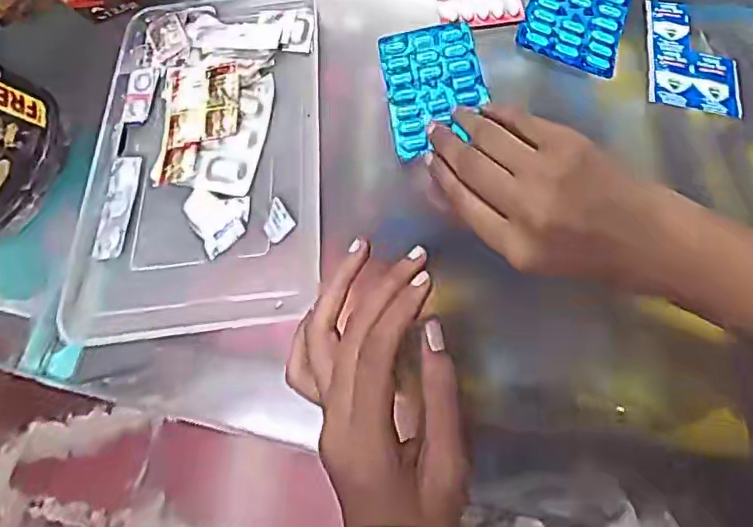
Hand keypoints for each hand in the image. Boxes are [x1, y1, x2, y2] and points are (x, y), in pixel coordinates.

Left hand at [296, 243, 466, 526]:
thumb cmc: (425, 517)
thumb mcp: (448, 465)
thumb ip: (440, 396)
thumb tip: (431, 329)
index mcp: (360, 434)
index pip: (372, 351)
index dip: (398, 308)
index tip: (425, 278)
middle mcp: (330, 419)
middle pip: (344, 334)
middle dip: (379, 287)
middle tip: (411, 257)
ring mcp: (320, 415)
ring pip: (314, 337)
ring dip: (337, 288)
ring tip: (360, 252)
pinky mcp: (323, 414)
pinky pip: (304, 360)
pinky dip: (315, 322)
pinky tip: (331, 300)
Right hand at [427, 104, 658, 284]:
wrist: (648, 235)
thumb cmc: (589, 256)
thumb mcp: (533, 258)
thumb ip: (489, 224)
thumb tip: (447, 187)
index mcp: (515, 245)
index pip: (461, 202)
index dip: (439, 177)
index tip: (427, 159)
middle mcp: (525, 206)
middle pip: (470, 165)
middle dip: (445, 144)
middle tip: (432, 129)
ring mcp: (546, 169)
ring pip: (489, 137)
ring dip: (465, 121)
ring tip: (453, 114)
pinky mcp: (565, 142)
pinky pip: (518, 120)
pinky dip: (496, 112)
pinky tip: (485, 110)